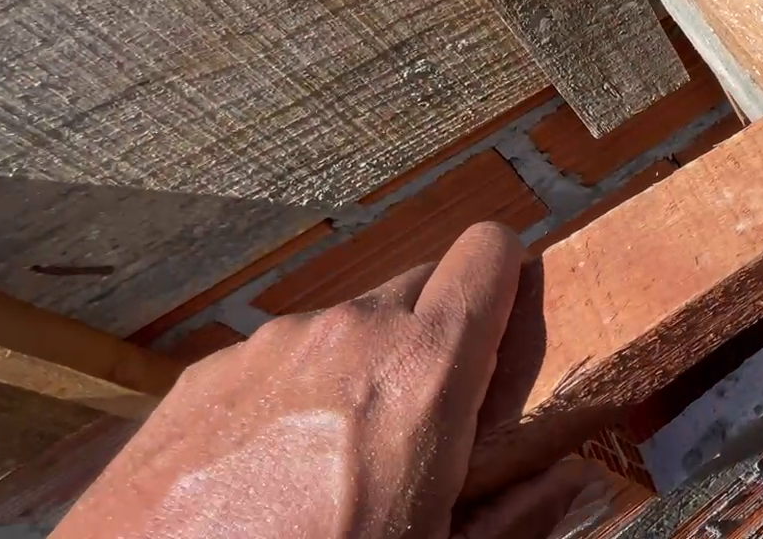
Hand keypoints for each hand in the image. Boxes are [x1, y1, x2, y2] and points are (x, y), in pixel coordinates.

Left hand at [57, 223, 526, 538]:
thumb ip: (519, 515)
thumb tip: (565, 479)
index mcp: (425, 366)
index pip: (491, 250)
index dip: (506, 278)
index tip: (501, 332)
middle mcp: (352, 330)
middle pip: (425, 283)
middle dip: (437, 331)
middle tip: (419, 414)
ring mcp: (269, 348)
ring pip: (351, 322)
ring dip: (362, 364)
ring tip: (326, 458)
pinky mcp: (198, 377)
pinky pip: (279, 357)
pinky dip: (290, 393)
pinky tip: (255, 476)